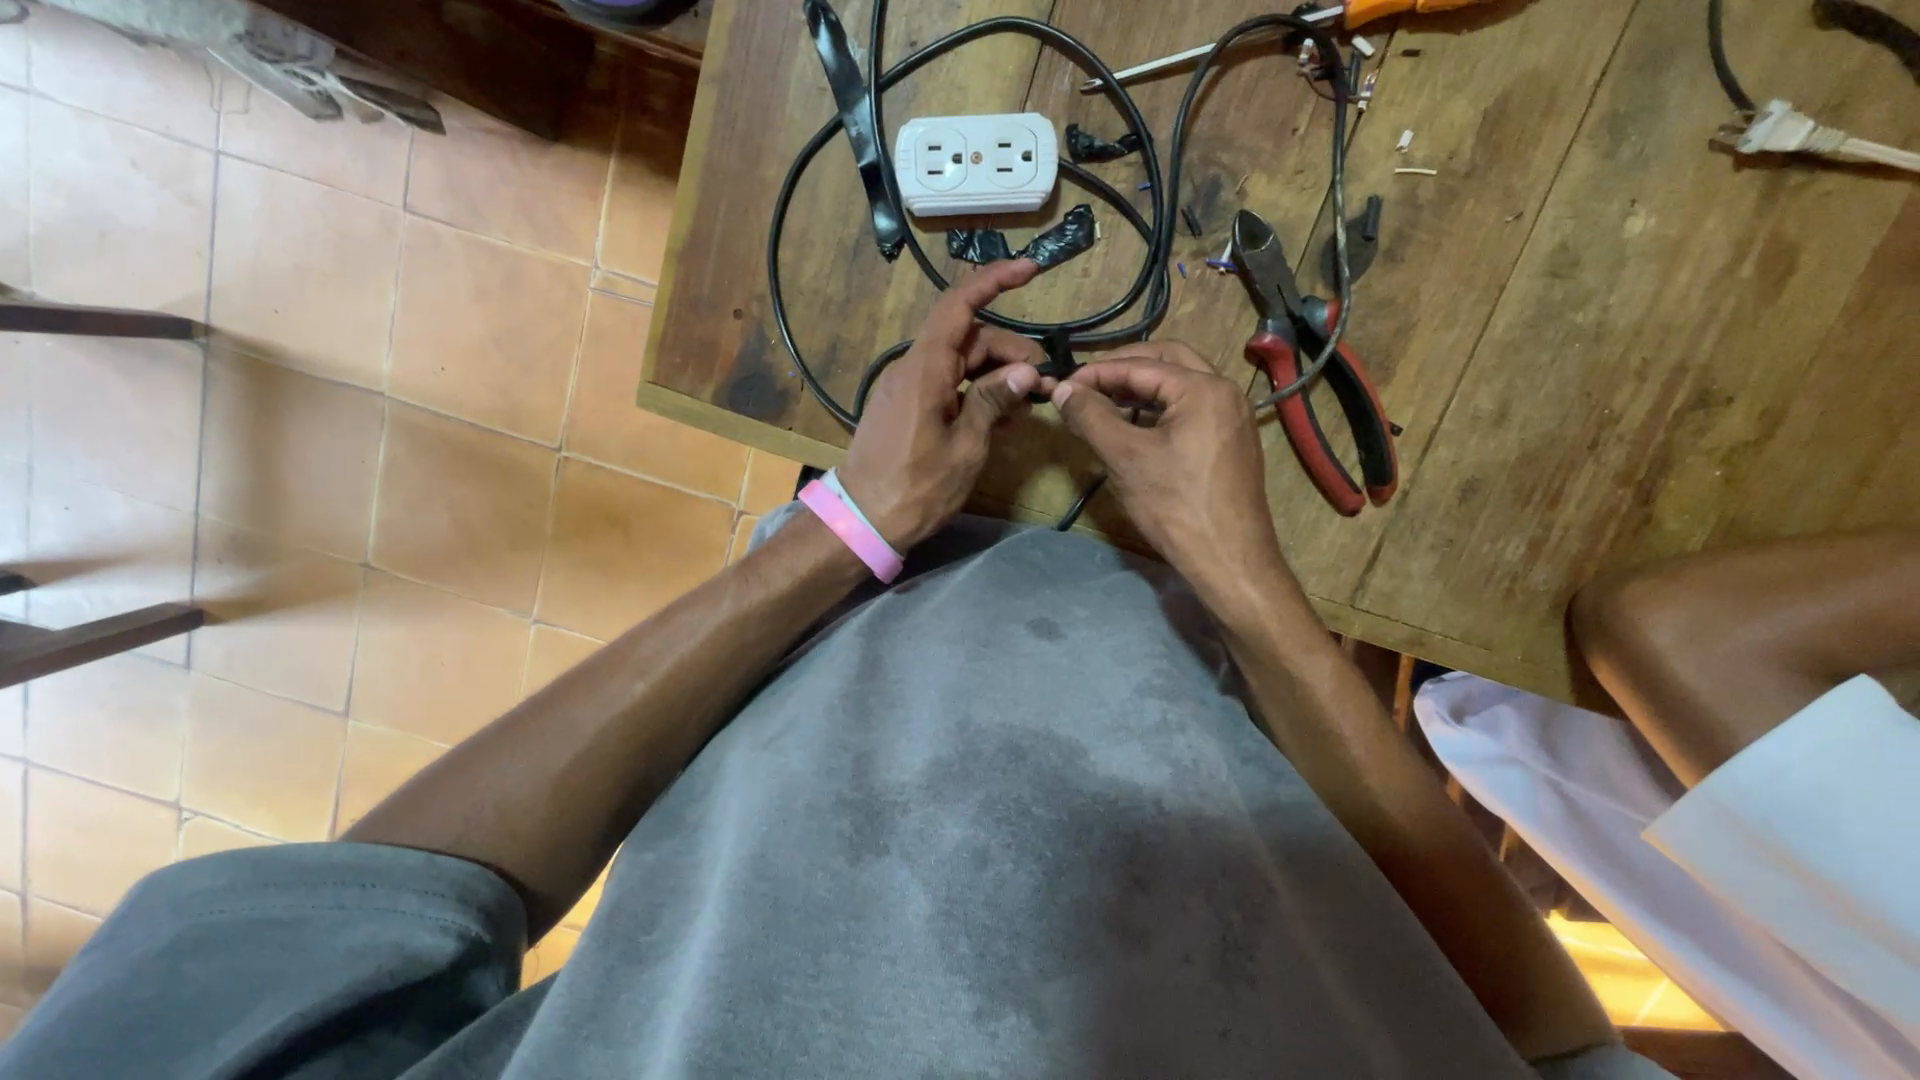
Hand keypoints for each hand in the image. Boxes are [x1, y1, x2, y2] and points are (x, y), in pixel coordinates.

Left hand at [837, 259, 1045, 548]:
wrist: (863, 521)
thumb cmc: (916, 488)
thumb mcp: (965, 448)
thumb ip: (992, 403)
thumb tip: (1025, 373)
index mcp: (925, 369)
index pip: (959, 305)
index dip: (994, 281)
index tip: (1030, 270)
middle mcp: (913, 369)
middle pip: (968, 339)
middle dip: (1009, 353)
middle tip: (1040, 387)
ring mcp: (907, 389)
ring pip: (959, 363)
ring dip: (995, 377)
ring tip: (1024, 409)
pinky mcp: (906, 408)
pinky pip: (946, 386)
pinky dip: (974, 393)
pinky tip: (998, 420)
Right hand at [1051, 342, 1286, 597]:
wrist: (1229, 559)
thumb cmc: (1175, 506)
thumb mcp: (1125, 458)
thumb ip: (1091, 417)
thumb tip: (1063, 389)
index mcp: (1204, 389)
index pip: (1141, 365)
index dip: (1097, 372)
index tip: (1064, 385)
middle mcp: (1225, 393)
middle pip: (1168, 362)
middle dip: (1124, 369)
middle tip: (1087, 383)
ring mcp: (1233, 419)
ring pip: (1181, 387)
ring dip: (1141, 389)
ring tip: (1104, 405)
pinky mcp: (1230, 444)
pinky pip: (1191, 411)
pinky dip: (1159, 411)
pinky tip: (1133, 430)